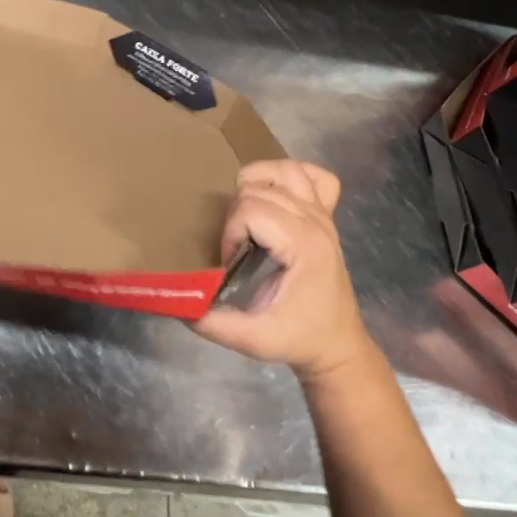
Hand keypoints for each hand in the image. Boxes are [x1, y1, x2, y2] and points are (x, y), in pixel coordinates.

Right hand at [193, 160, 375, 381]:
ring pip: (286, 170)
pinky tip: (278, 195)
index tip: (231, 264)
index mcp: (303, 245)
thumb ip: (214, 324)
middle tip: (237, 250)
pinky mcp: (328, 216)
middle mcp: (316, 221)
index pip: (251, 210)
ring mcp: (325, 215)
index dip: (230, 233)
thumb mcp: (254, 339)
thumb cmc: (299, 338)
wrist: (338, 345)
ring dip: (258, 185)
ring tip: (247, 217)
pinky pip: (317, 177)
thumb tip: (178, 305)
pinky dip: (294, 177)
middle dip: (236, 216)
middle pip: (259, 188)